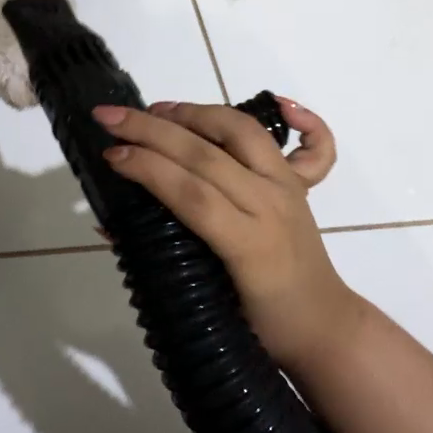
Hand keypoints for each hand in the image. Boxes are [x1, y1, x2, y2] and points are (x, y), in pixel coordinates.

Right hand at [93, 97, 356, 369]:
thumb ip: (158, 258)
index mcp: (248, 245)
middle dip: (152, 130)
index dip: (148, 168)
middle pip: (207, 154)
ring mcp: (289, 190)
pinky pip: (314, 147)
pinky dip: (304, 120)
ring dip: (196, 113)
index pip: (191, 193)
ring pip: (243, 133)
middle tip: (110, 116)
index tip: (110, 154)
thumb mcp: (203, 301)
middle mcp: (271, 206)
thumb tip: (108, 223)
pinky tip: (280, 102)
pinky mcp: (302, 185)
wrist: (324, 330)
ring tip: (157, 109)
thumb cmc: (261, 325)